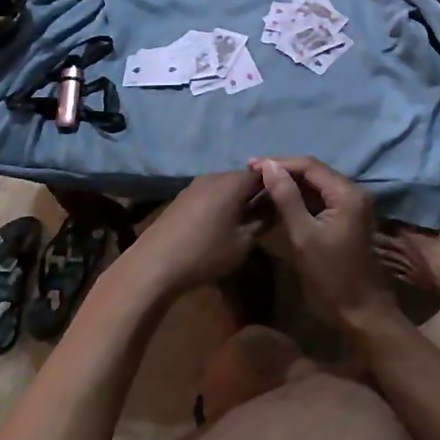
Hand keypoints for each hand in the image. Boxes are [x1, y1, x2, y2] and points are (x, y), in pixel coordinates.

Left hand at [119, 169, 264, 293]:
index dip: (277, 184)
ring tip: (246, 219)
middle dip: (257, 192)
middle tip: (269, 211)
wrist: (153, 266)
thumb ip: (263, 221)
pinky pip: (209, 194)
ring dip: (237, 199)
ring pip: (225, 186)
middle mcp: (213, 177)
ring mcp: (193, 186)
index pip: (265, 173)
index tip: (286, 198)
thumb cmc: (205, 253)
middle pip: (243, 178)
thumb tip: (276, 209)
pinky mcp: (180, 199)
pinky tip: (221, 223)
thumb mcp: (244, 242)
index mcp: (232, 183)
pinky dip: (220, 204)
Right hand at [248, 156, 388, 326]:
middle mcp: (353, 192)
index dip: (280, 163)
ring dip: (290, 185)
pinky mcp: (348, 219)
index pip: (310, 165)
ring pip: (317, 186)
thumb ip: (287, 198)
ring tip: (260, 186)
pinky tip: (279, 202)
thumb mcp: (304, 235)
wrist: (361, 309)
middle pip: (315, 172)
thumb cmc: (331, 274)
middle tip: (252, 174)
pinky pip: (321, 200)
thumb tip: (269, 166)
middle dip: (284, 172)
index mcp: (347, 193)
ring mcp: (352, 206)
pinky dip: (300, 199)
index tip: (251, 165)